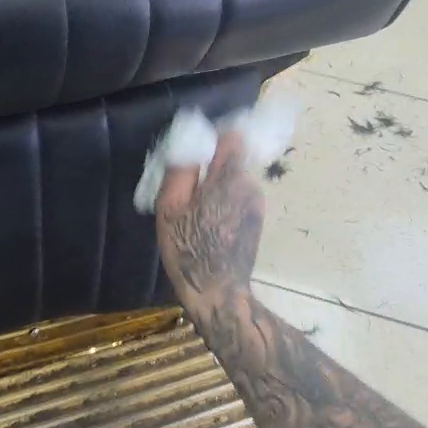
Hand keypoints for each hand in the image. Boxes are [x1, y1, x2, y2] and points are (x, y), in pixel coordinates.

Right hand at [155, 133, 264, 314]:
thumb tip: (190, 143)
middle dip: (211, 166)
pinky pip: (239, 196)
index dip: (213, 139)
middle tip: (188, 186)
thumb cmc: (188, 248)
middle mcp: (250, 185)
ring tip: (196, 208)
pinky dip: (225, 201)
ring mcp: (257, 203)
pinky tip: (209, 221)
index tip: (194, 152)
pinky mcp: (257, 219)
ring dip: (218, 185)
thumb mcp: (170, 207)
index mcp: (229, 177)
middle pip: (232, 158)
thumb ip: (182, 169)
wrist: (217, 291)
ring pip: (235, 179)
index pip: (232, 136)